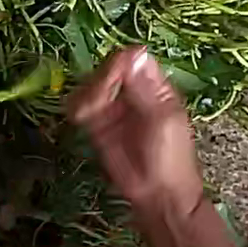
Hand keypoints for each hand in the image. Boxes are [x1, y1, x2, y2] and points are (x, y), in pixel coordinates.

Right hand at [68, 46, 205, 229]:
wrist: (158, 196)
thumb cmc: (170, 157)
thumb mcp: (163, 118)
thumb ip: (144, 86)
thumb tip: (134, 50)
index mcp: (154, 85)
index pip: (133, 58)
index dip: (121, 62)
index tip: (114, 73)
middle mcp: (131, 92)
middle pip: (107, 69)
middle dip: (101, 81)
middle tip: (101, 100)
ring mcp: (112, 108)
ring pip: (90, 85)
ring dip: (87, 96)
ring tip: (90, 114)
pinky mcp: (96, 125)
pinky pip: (79, 106)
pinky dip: (77, 108)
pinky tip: (81, 117)